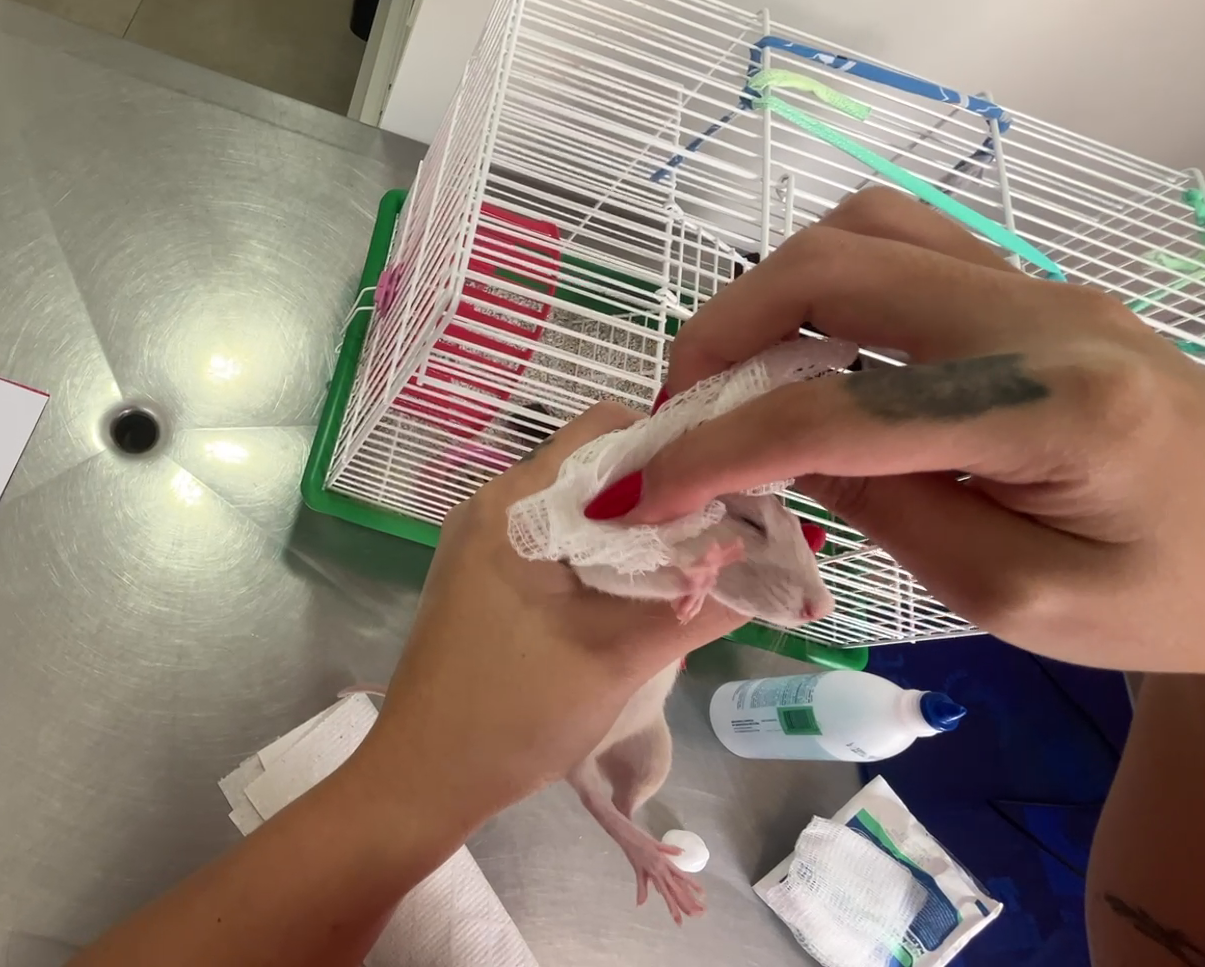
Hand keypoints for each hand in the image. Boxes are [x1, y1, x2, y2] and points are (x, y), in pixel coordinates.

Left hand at [344, 403, 742, 837]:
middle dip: (660, 496)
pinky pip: (552, 542)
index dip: (673, 449)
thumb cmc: (515, 709)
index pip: (603, 432)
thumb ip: (701, 601)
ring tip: (693, 568)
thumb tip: (778, 561)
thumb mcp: (620, 654)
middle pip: (591, 470)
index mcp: (512, 503)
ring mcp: (481, 541)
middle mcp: (491, 506)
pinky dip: (599, 556)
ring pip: (574, 510)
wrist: (426, 772)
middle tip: (726, 536)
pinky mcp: (483, 575)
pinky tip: (637, 593)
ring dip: (632, 532)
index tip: (730, 488)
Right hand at [627, 187, 1204, 685]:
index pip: (833, 413)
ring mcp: (1035, 284)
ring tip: (730, 368)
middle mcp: (1043, 316)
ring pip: (856, 230)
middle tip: (677, 407)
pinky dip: (813, 279)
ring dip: (763, 294)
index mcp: (1056, 411)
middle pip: (831, 269)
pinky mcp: (1023, 285)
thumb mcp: (1012, 595)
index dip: (714, 453)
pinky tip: (800, 338)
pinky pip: (891, 239)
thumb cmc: (1172, 600)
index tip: (638, 493)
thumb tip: (771, 451)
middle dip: (719, 335)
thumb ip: (878, 512)